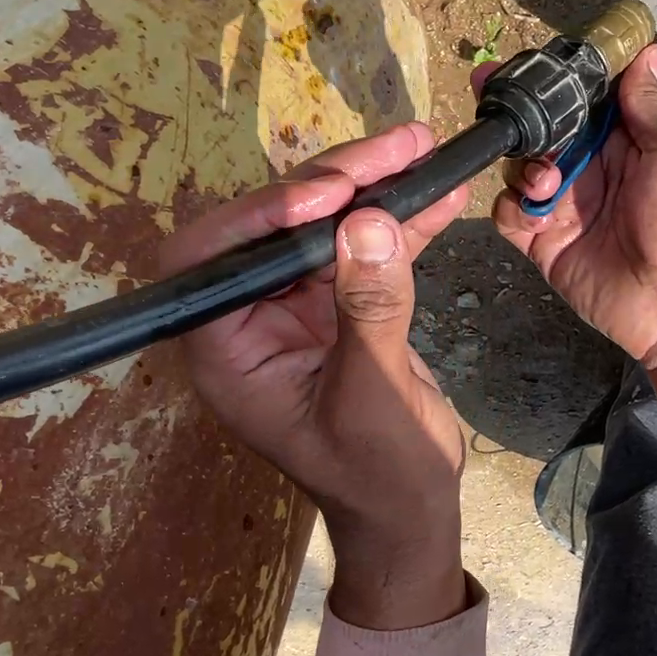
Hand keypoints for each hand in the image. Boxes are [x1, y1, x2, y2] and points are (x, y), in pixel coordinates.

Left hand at [159, 123, 472, 630]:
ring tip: (423, 149)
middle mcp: (256, 318)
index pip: (214, 259)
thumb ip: (369, 311)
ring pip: (330, 227)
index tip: (330, 196)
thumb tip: (370, 223)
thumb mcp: (372, 398)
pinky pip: (372, 250)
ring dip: (377, 187)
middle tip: (398, 147)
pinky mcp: (348, 306)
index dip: (261, 216)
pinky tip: (442, 192)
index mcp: (229, 349)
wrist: (413, 508)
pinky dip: (407, 222)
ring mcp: (304, 309)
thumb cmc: (380, 474)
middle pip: (279, 226)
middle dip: (338, 182)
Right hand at [491, 45, 656, 414]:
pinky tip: (538, 217)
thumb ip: (646, 104)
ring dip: (523, 166)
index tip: (523, 62)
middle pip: (539, 130)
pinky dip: (513, 208)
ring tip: (547, 182)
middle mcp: (589, 168)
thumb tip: (647, 51)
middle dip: (516, 111)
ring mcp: (564, 206)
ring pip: (518, 168)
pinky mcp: (544, 243)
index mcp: (623, 141)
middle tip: (487, 89)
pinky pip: (509, 214)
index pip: (577, 101)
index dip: (551, 81)